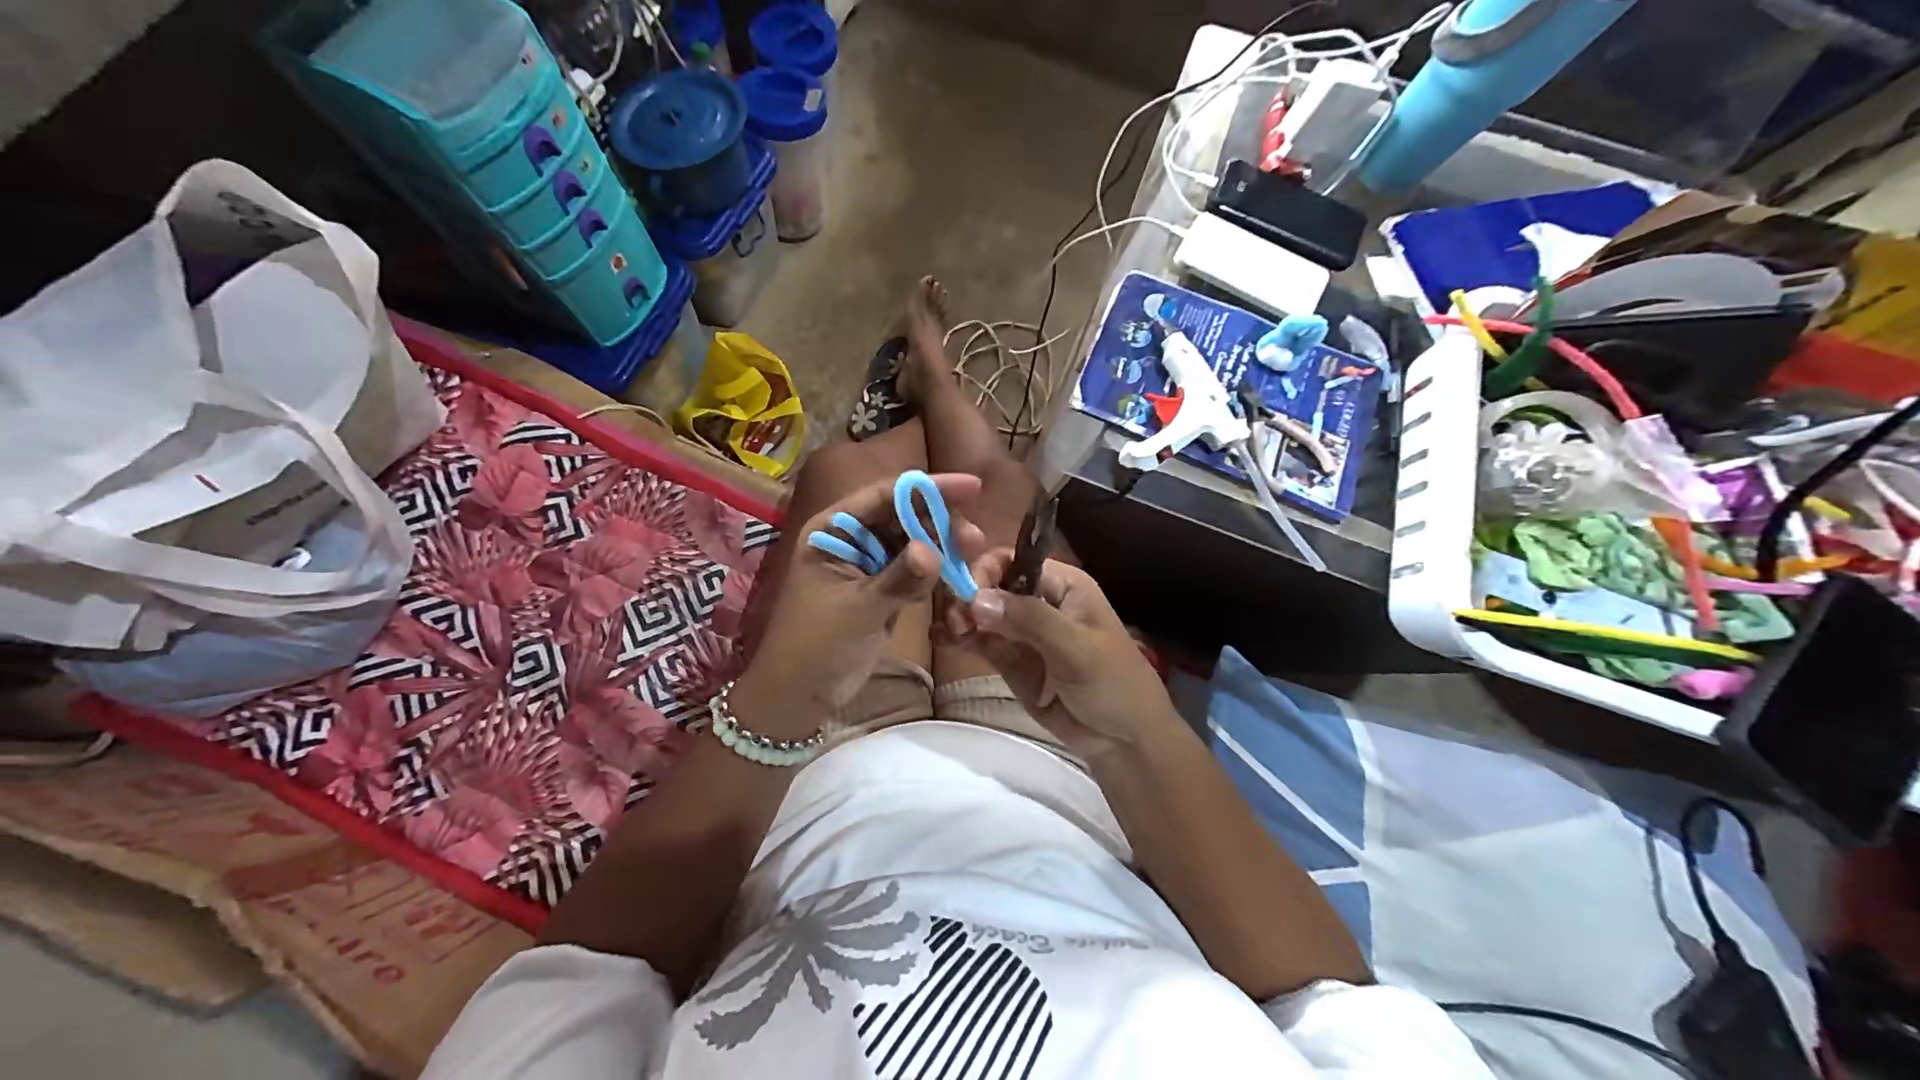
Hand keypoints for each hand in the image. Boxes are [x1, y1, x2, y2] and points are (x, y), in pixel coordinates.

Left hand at [734, 473, 982, 735]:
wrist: (800, 695)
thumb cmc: (815, 646)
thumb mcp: (857, 610)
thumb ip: (897, 580)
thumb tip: (932, 551)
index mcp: (834, 529)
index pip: (885, 495)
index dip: (928, 488)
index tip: (972, 486)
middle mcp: (854, 538)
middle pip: (905, 515)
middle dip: (942, 521)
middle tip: (975, 538)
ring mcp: (871, 564)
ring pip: (915, 542)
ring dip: (944, 545)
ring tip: (976, 553)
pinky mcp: (885, 588)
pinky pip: (916, 570)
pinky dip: (938, 570)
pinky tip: (962, 571)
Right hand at [946, 551, 1179, 756]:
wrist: (1124, 741)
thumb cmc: (1113, 684)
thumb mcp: (1077, 649)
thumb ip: (1030, 621)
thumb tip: (977, 598)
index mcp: (1063, 585)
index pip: (1015, 561)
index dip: (987, 569)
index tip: (966, 591)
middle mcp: (1039, 600)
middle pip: (992, 584)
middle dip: (968, 595)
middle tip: (957, 620)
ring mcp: (1022, 632)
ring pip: (981, 612)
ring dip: (960, 617)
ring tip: (951, 633)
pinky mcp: (1011, 660)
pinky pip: (980, 641)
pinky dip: (960, 638)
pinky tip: (943, 639)